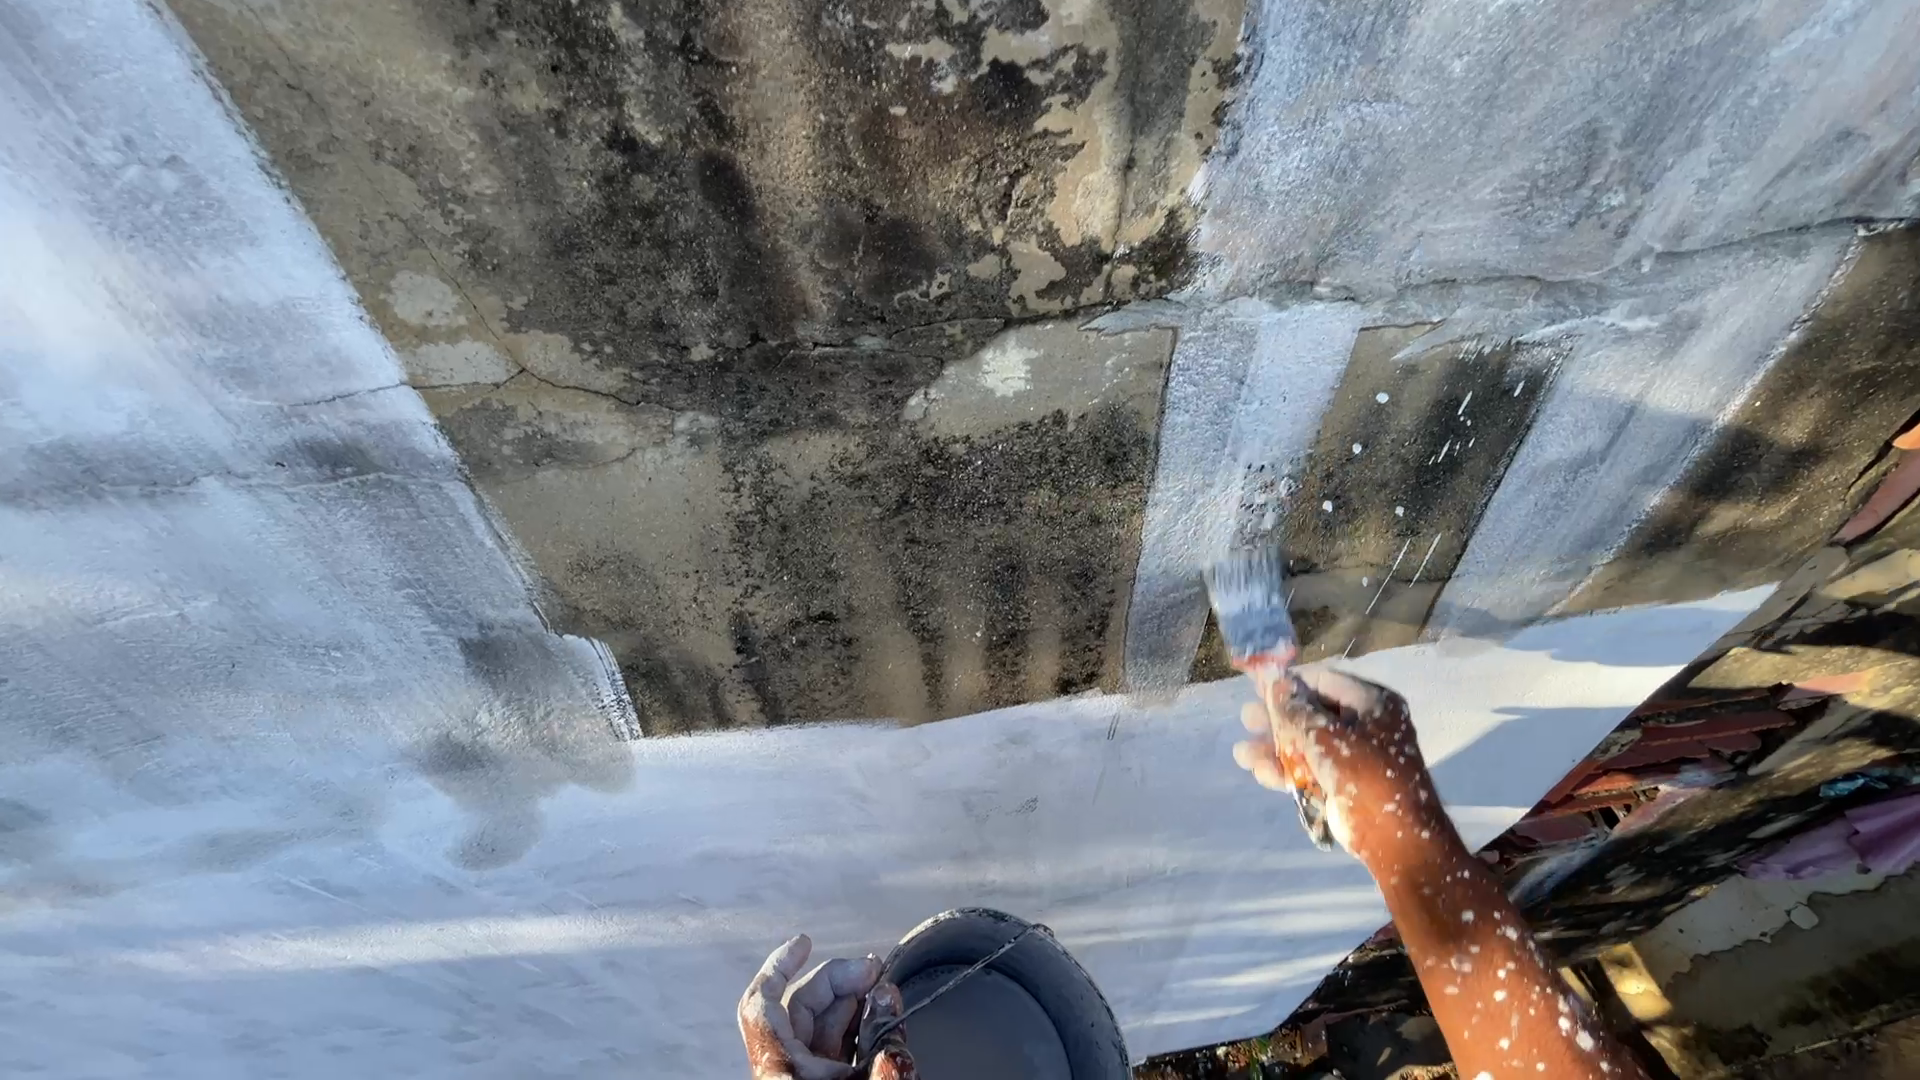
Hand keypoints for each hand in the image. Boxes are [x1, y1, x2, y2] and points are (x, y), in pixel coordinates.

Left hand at [738, 935, 887, 1079]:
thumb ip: (879, 1037)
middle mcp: (783, 1068)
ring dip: (851, 1002)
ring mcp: (800, 1076)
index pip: (760, 1005)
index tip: (806, 941)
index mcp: (780, 1066)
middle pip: (799, 1008)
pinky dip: (852, 1030)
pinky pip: (829, 1050)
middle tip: (874, 971)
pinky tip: (876, 1018)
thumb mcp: (868, 1078)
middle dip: (838, 981)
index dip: (779, 966)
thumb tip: (885, 993)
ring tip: (881, 991)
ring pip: (817, 1027)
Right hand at [1232, 668, 1437, 860]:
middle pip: (1309, 712)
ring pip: (1303, 742)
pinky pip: (1307, 767)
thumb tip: (1273, 680)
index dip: (1289, 683)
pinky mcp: (1340, 781)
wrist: (1392, 836)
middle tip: (1248, 719)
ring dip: (1272, 747)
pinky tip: (1258, 771)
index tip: (1258, 688)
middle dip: (1275, 718)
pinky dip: (1283, 769)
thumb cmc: (1363, 774)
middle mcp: (1363, 724)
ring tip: (1243, 754)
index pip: (1323, 681)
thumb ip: (1293, 707)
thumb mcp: (1324, 735)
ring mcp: (1351, 755)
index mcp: (1371, 704)